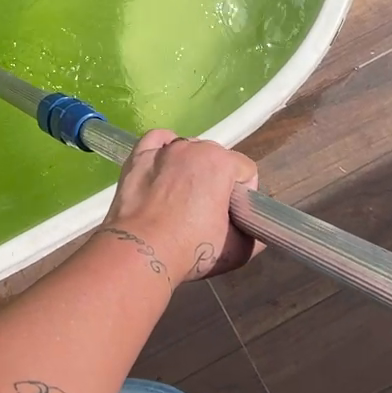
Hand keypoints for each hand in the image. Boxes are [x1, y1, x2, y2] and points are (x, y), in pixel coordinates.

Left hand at [97, 130, 261, 284]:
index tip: (233, 214)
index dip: (244, 194)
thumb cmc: (191, 249)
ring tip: (181, 196)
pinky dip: (163, 149)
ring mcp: (163, 149)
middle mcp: (193, 147)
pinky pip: (157, 141)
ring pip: (187, 150)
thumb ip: (253, 234)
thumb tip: (251, 229)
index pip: (245, 170)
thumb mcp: (238, 250)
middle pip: (215, 158)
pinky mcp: (138, 155)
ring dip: (190, 167)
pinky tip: (164, 165)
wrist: (141, 251)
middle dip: (216, 179)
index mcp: (221, 163)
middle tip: (207, 210)